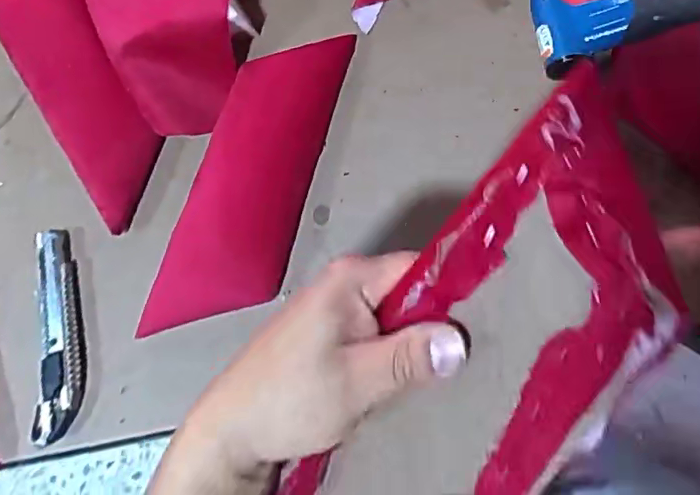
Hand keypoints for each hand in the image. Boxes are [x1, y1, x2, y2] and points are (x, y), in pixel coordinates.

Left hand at [149, 253, 466, 494]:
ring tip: (403, 377)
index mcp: (352, 277)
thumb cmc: (283, 400)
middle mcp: (347, 281)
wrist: (230, 433)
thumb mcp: (355, 383)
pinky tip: (382, 381)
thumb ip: (409, 357)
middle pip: (410, 291)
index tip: (469, 322)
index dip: (447, 292)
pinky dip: (388, 354)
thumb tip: (457, 340)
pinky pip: (379, 331)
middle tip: (434, 364)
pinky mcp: (334, 329)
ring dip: (406, 346)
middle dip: (425, 327)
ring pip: (395, 316)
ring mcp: (339, 305)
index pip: (419, 267)